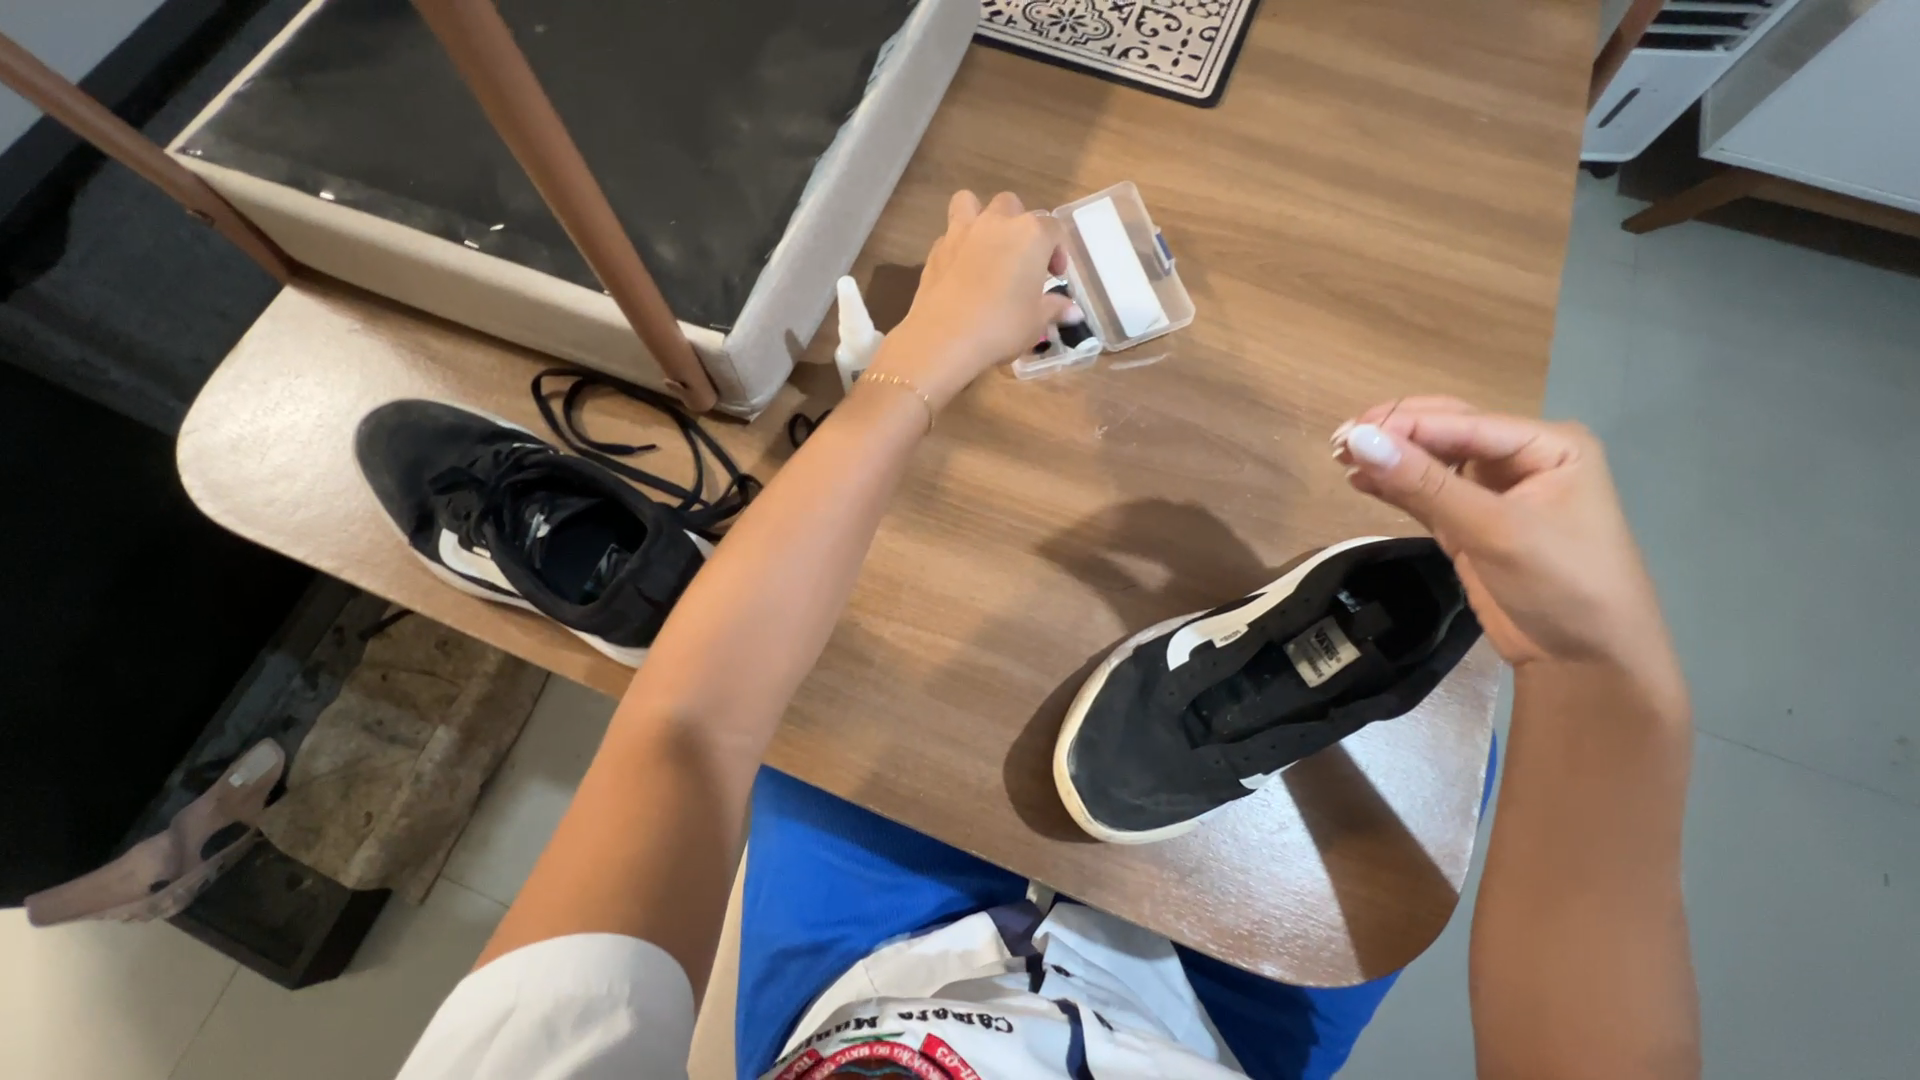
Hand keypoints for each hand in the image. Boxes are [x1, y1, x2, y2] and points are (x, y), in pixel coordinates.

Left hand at [867, 190, 1073, 408]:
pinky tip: (960, 273)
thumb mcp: (1036, 322)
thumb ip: (1054, 309)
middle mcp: (996, 223)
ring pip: (969, 202)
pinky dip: (957, 247)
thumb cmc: (1001, 327)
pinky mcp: (935, 250)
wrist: (945, 339)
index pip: (1053, 229)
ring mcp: (961, 232)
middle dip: (1019, 225)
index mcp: (1030, 235)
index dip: (1057, 251)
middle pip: (1011, 206)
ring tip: (985, 246)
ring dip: (979, 216)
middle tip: (1021, 259)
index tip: (1055, 277)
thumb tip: (1074, 312)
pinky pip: (949, 236)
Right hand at [1333, 398, 1678, 685]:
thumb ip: (1425, 484)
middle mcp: (1521, 457)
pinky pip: (1424, 493)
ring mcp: (1494, 490)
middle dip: (1393, 434)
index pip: (1463, 422)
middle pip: (1444, 431)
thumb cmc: (1562, 584)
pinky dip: (1392, 486)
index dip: (1404, 425)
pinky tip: (1359, 482)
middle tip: (1337, 443)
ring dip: (1388, 459)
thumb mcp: (1494, 530)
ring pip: (1430, 460)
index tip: (1346, 435)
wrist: (1585, 660)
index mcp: (1548, 445)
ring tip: (1338, 461)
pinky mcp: (1469, 522)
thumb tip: (1358, 441)